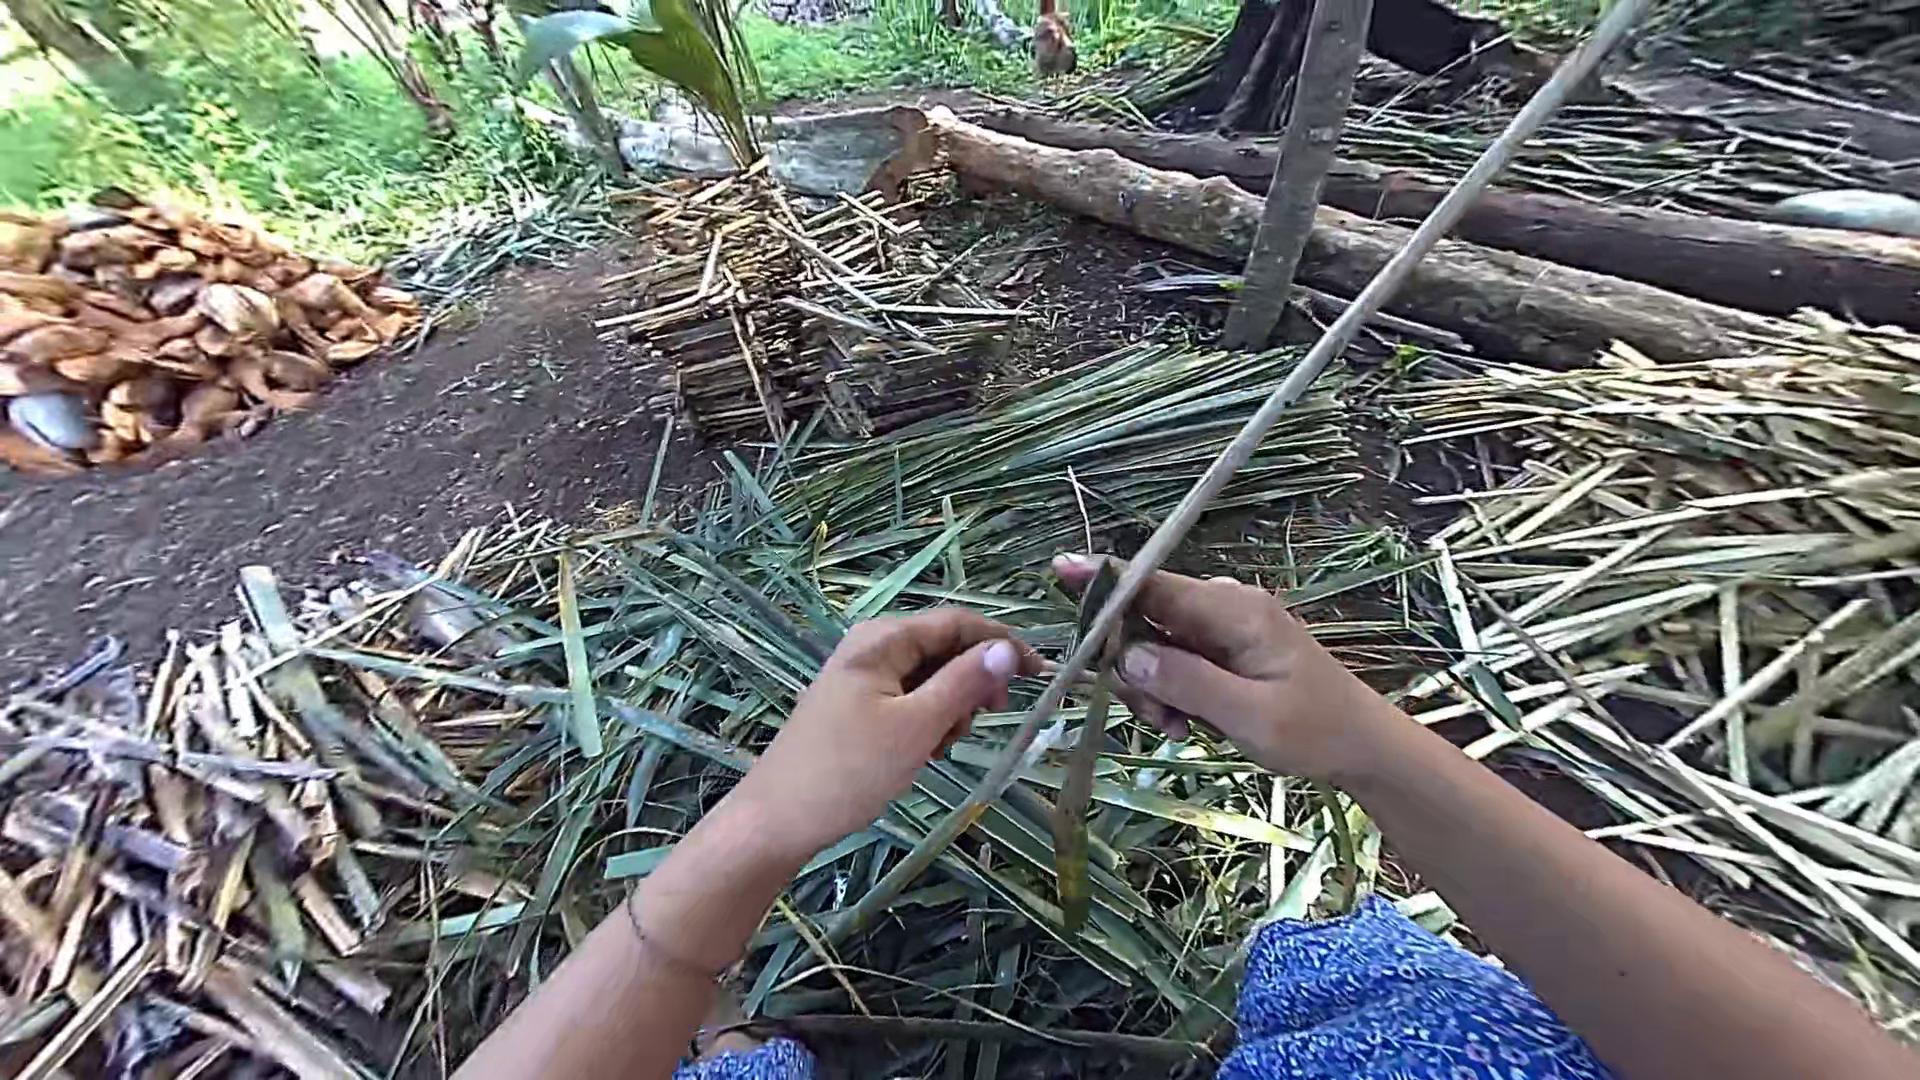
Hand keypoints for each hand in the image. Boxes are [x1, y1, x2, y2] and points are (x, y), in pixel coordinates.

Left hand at [731, 609, 1038, 859]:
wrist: (777, 820)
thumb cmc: (848, 770)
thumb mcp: (917, 726)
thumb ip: (965, 683)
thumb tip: (1008, 648)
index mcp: (884, 638)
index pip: (958, 622)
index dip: (1003, 643)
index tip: (1040, 673)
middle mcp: (874, 644)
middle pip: (944, 648)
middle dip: (971, 683)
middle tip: (985, 720)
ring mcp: (864, 673)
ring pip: (930, 676)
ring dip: (949, 706)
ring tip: (939, 746)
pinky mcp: (860, 700)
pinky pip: (910, 696)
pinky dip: (927, 719)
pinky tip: (921, 750)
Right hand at [1053, 553, 1400, 781]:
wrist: (1362, 746)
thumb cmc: (1316, 730)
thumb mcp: (1252, 716)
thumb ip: (1188, 681)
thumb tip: (1126, 654)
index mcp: (1231, 609)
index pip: (1153, 584)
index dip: (1103, 577)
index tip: (1060, 567)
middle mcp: (1218, 605)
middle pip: (1142, 618)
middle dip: (1133, 665)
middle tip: (1156, 715)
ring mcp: (1216, 624)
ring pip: (1150, 642)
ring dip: (1150, 684)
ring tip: (1179, 724)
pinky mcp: (1215, 643)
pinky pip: (1168, 657)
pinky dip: (1165, 688)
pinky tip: (1186, 719)